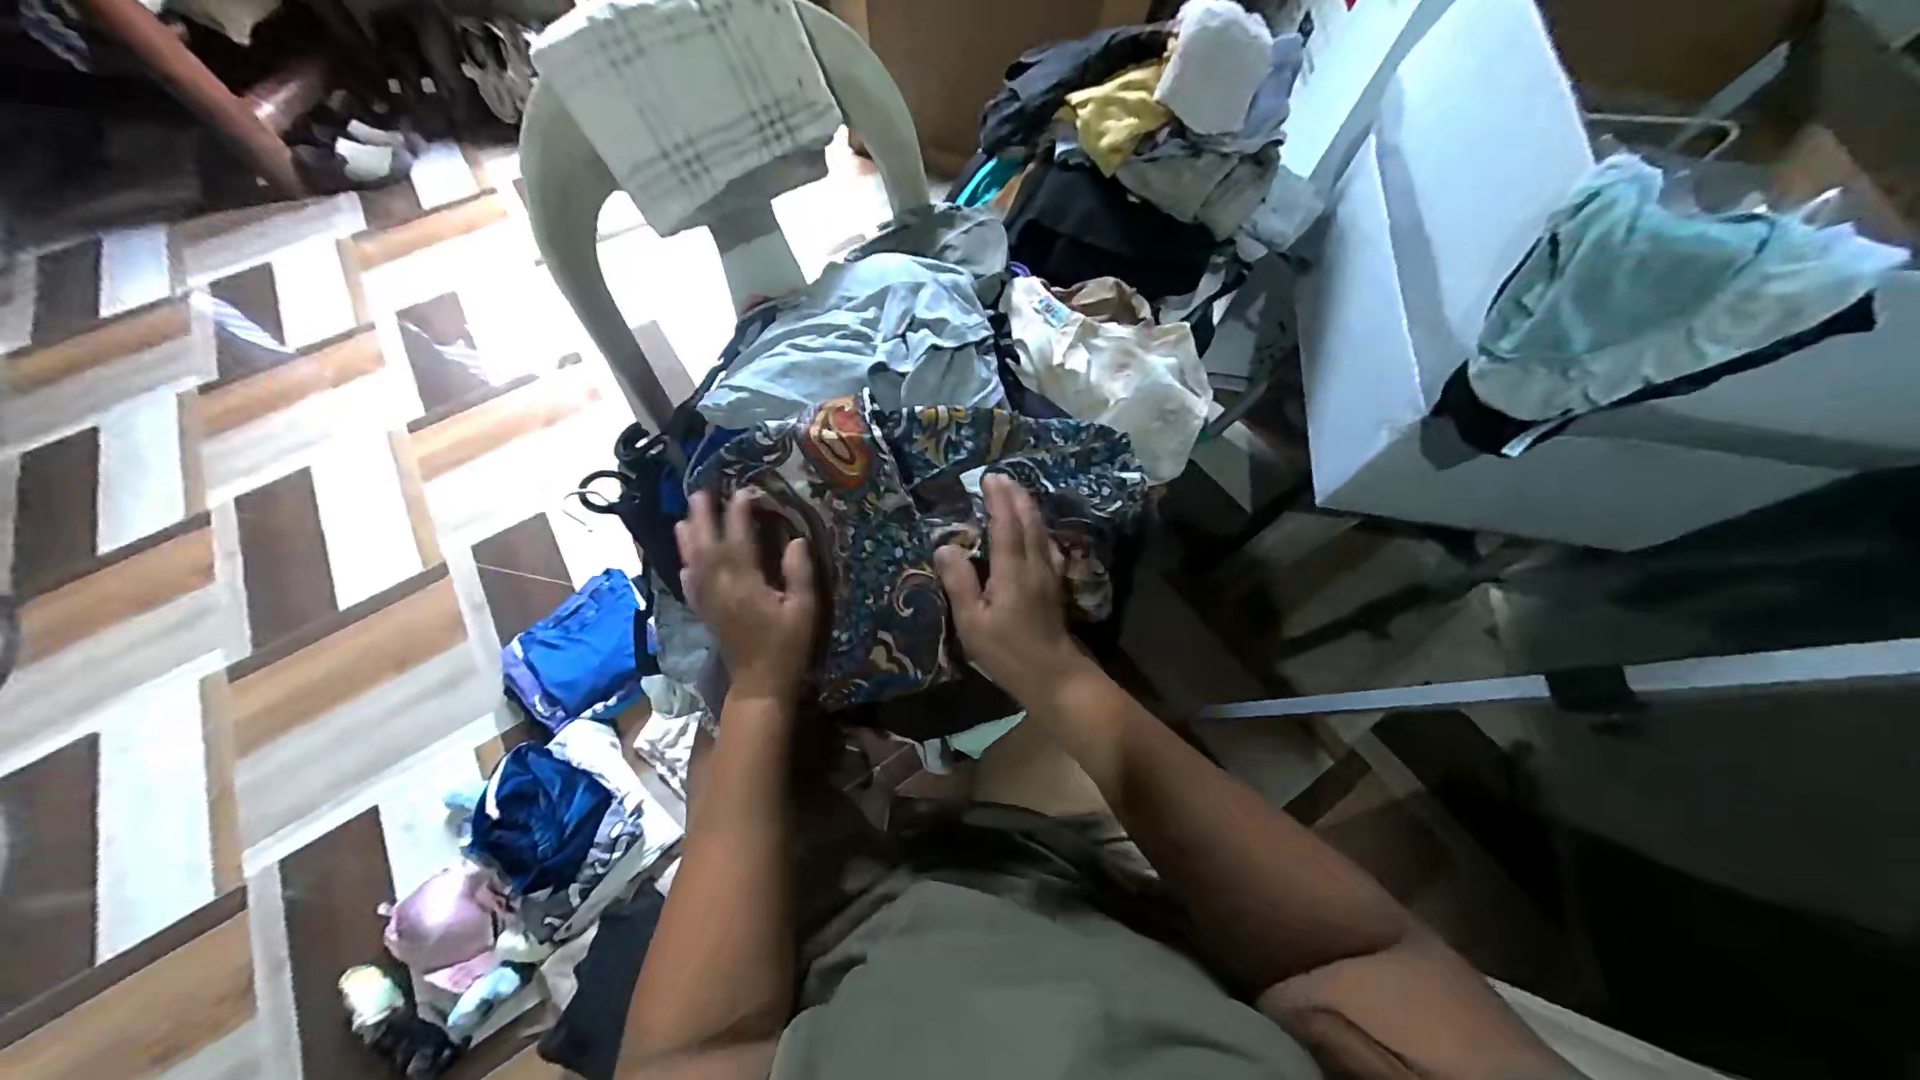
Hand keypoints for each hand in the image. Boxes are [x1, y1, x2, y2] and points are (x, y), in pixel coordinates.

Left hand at [676, 489, 816, 704]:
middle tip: (700, 493)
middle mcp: (721, 589)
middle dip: (703, 518)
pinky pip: (690, 587)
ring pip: (694, 563)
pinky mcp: (706, 614)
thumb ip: (800, 574)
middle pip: (708, 546)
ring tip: (684, 517)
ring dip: (688, 538)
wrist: (760, 684)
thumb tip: (796, 539)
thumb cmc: (787, 647)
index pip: (738, 541)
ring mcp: (709, 602)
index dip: (739, 514)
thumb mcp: (805, 610)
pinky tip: (684, 561)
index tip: (743, 492)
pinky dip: (685, 570)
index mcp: (746, 585)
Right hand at [933, 473, 1092, 704]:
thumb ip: (959, 582)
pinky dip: (1039, 528)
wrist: (1054, 675)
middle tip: (1000, 478)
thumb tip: (945, 546)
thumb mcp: (972, 622)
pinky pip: (1047, 545)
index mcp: (1012, 571)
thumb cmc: (1007, 652)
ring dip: (1028, 508)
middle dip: (1015, 496)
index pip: (1005, 525)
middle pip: (1028, 521)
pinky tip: (1036, 529)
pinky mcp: (1055, 585)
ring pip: (1041, 531)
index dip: (998, 500)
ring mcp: (1049, 574)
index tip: (989, 478)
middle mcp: (1034, 565)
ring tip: (1016, 493)